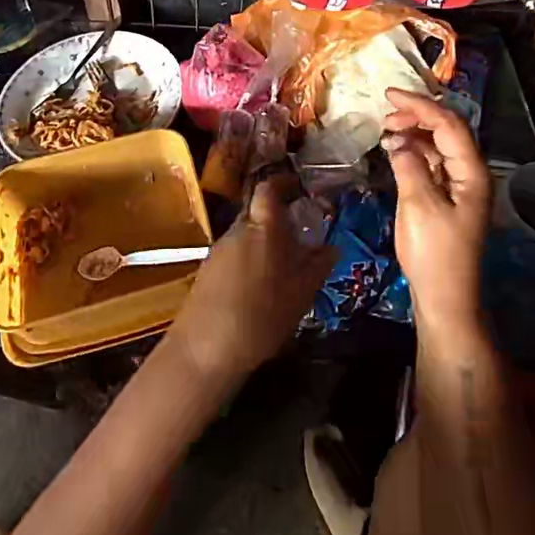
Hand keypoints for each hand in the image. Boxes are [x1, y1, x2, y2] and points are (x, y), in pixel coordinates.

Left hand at [170, 174, 335, 378]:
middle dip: (280, 222)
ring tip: (284, 271)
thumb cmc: (261, 316)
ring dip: (265, 245)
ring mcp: (218, 252)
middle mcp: (237, 232)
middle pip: (258, 215)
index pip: (269, 190)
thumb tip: (331, 247)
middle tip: (302, 240)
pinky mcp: (207, 272)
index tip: (299, 187)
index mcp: (263, 229)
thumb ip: (318, 266)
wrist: (203, 351)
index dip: (283, 183)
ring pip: (247, 237)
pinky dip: (250, 262)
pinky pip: (235, 256)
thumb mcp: (301, 294)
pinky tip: (260, 290)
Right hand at [382, 88, 490, 338]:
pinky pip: (434, 164)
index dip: (420, 105)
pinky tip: (396, 152)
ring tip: (388, 131)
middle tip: (386, 115)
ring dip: (415, 133)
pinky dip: (415, 153)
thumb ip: (409, 167)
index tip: (389, 95)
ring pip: (440, 146)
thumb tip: (397, 142)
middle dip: (418, 116)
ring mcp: (460, 186)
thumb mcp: (419, 207)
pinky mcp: (448, 199)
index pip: (449, 124)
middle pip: (448, 131)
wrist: (445, 298)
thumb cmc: (435, 255)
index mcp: (472, 172)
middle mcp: (471, 173)